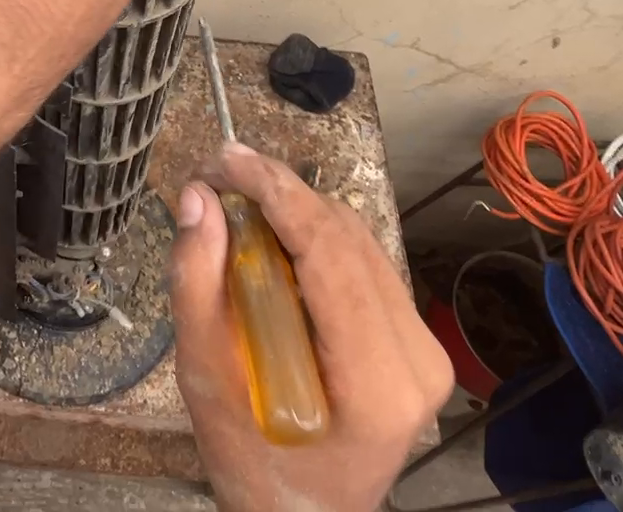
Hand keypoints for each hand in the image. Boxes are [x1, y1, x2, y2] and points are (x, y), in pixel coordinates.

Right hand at [171, 144, 454, 510]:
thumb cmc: (251, 465)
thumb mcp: (205, 379)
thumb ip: (198, 284)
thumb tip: (197, 197)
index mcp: (376, 381)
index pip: (330, 253)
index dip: (277, 191)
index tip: (223, 158)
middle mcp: (418, 356)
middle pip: (346, 237)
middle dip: (278, 192)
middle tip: (215, 176)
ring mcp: (424, 348)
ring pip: (357, 240)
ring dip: (294, 208)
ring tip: (235, 199)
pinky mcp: (413, 339)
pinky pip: (360, 260)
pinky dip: (310, 235)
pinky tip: (270, 234)